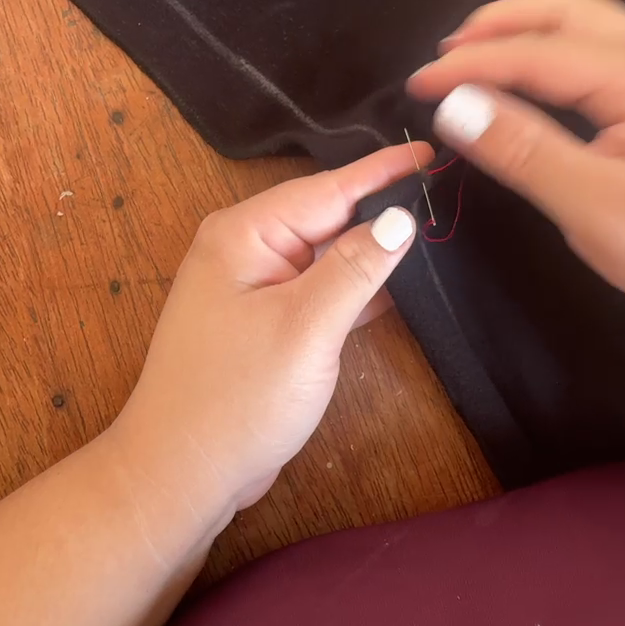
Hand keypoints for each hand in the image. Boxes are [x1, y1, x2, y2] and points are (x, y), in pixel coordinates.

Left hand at [110, 146, 425, 514]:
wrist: (181, 473)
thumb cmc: (236, 398)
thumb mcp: (304, 329)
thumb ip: (354, 269)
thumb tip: (400, 216)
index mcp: (244, 233)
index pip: (326, 189)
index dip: (382, 171)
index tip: (432, 151)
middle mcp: (247, 246)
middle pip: (326, 216)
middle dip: (380, 206)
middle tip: (443, 190)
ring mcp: (256, 282)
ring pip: (325, 253)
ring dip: (370, 249)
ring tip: (432, 227)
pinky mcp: (268, 317)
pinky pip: (319, 286)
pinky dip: (355, 286)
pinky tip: (398, 282)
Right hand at [405, 0, 624, 344]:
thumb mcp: (598, 210)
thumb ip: (524, 150)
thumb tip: (452, 104)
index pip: (540, 53)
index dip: (471, 64)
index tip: (418, 84)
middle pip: (570, 11)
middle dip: (501, 23)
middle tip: (446, 54)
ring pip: (588, 25)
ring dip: (527, 30)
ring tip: (476, 57)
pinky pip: (601, 51)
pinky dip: (552, 51)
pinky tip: (532, 79)